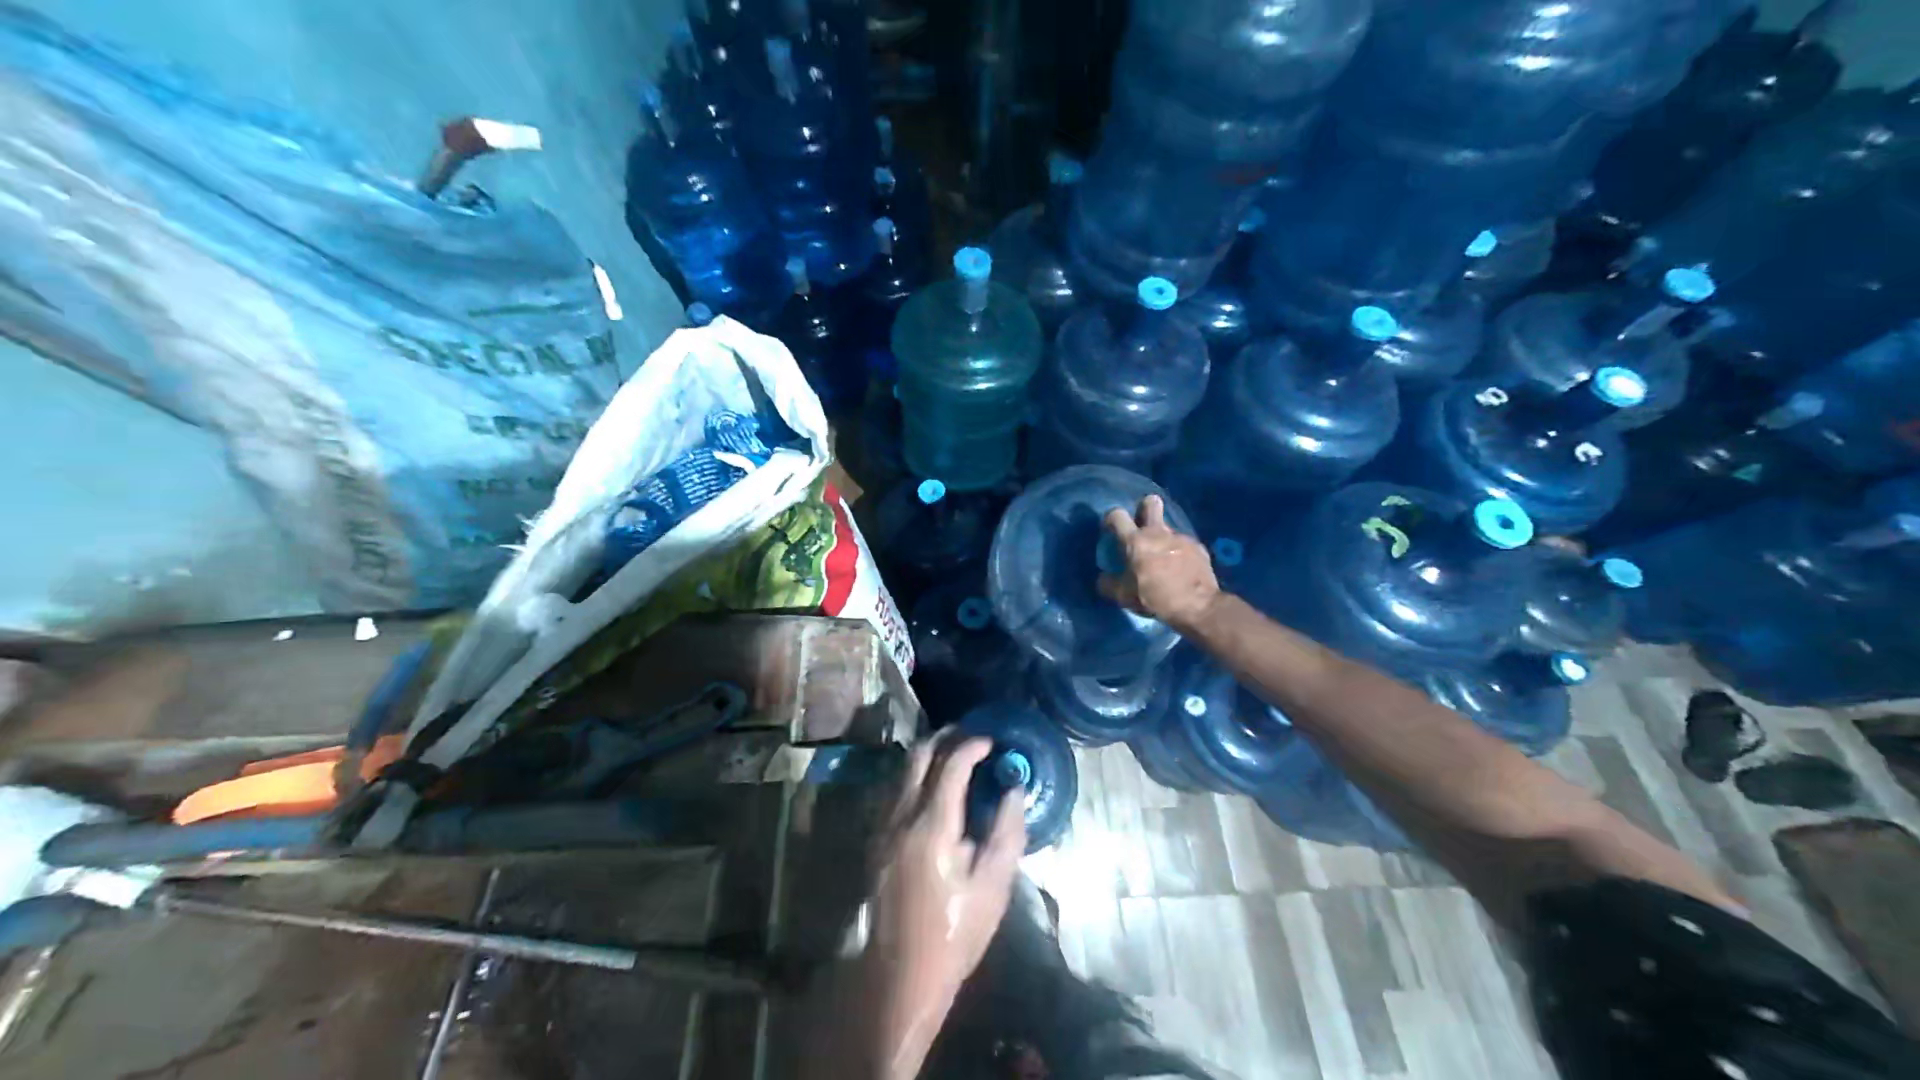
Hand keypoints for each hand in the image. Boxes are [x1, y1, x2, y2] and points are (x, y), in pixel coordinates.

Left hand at [869, 734, 1025, 996]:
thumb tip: (1013, 790)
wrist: (899, 975)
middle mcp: (901, 815)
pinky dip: (913, 775)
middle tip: (971, 736)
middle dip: (945, 739)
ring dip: (927, 754)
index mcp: (932, 824)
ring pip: (901, 770)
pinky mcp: (874, 840)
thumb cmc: (953, 933)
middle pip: (918, 756)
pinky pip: (893, 790)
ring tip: (954, 755)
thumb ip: (1006, 832)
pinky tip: (931, 787)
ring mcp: (882, 827)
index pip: (951, 765)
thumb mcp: (993, 887)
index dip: (972, 745)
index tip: (991, 740)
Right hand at [1100, 495, 1222, 632]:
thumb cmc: (1155, 598)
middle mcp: (1157, 533)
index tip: (1110, 529)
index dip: (1111, 518)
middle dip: (1144, 507)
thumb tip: (1103, 578)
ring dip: (1161, 538)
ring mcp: (1180, 538)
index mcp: (1135, 541)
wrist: (1198, 606)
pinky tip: (1180, 568)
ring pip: (1167, 528)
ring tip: (1162, 558)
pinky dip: (1178, 552)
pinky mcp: (1198, 547)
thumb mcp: (1124, 597)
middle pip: (1150, 502)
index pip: (1117, 515)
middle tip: (1141, 523)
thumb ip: (1109, 584)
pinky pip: (1183, 544)